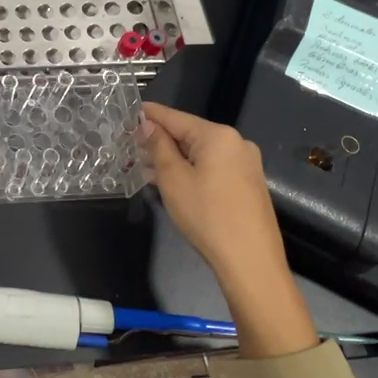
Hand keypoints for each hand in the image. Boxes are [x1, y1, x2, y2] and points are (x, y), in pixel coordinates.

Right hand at [140, 102, 317, 358]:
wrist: (252, 264)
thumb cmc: (207, 216)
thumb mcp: (173, 178)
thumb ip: (158, 145)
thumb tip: (147, 123)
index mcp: (218, 135)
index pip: (174, 117)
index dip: (148, 115)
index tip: (126, 113)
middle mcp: (236, 143)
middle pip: (188, 134)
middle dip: (160, 141)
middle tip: (131, 146)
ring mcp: (246, 164)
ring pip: (200, 153)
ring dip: (174, 159)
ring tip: (145, 167)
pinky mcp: (249, 184)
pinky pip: (213, 168)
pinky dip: (192, 170)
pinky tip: (172, 182)